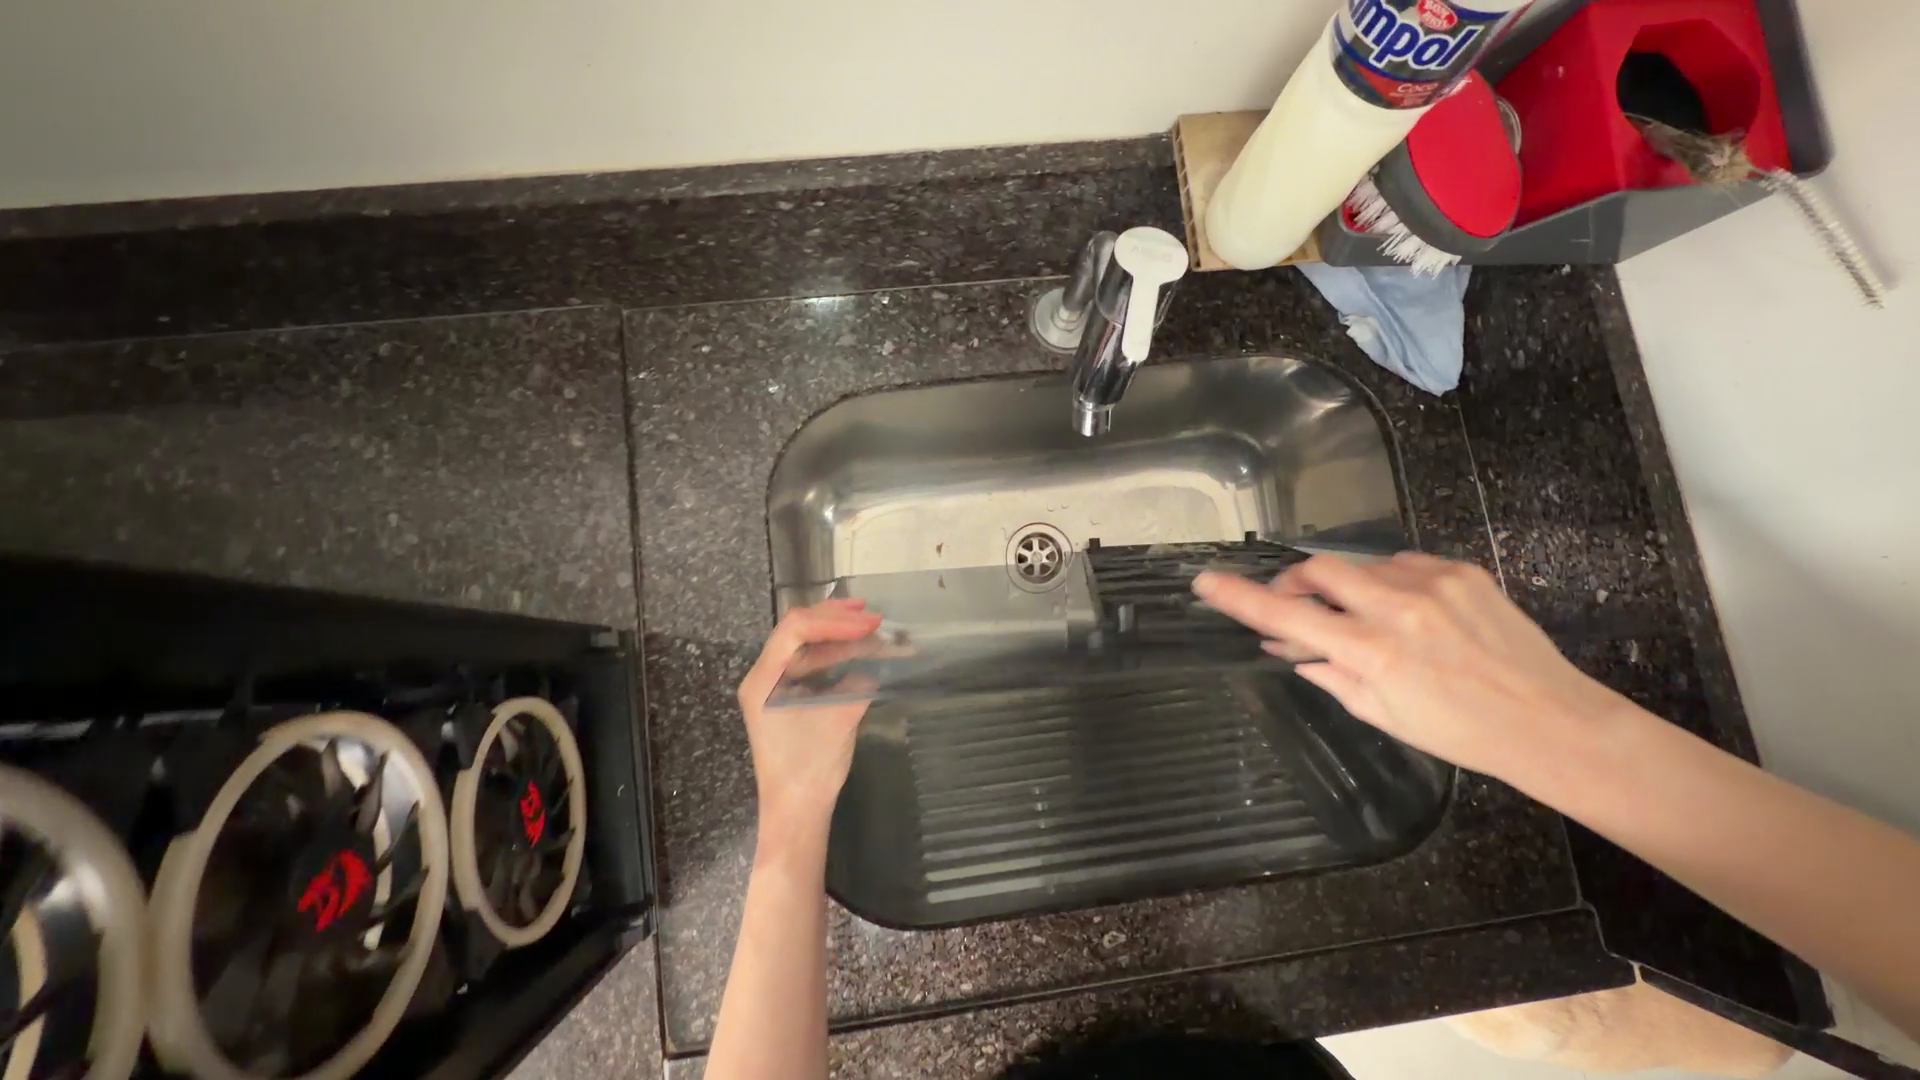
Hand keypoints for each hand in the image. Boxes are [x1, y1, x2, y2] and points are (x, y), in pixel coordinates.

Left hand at [736, 599, 883, 826]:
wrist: (797, 810)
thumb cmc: (810, 767)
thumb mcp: (840, 719)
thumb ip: (858, 683)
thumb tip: (879, 659)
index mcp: (764, 678)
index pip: (796, 629)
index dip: (834, 621)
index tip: (868, 624)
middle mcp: (764, 675)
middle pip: (799, 630)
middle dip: (837, 619)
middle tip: (874, 616)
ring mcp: (776, 685)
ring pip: (808, 645)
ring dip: (840, 634)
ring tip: (873, 627)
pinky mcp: (789, 697)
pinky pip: (812, 664)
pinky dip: (837, 654)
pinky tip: (861, 650)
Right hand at [1193, 553, 1629, 780]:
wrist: (1552, 721)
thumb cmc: (1459, 732)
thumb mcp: (1381, 714)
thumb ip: (1328, 672)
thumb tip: (1286, 647)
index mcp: (1372, 652)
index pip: (1287, 617)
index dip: (1240, 598)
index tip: (1206, 581)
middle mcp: (1397, 607)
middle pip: (1317, 569)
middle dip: (1293, 582)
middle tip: (1293, 604)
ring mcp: (1433, 582)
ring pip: (1359, 564)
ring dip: (1344, 586)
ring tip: (1361, 616)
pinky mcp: (1460, 570)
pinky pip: (1400, 563)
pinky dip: (1386, 581)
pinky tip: (1402, 608)